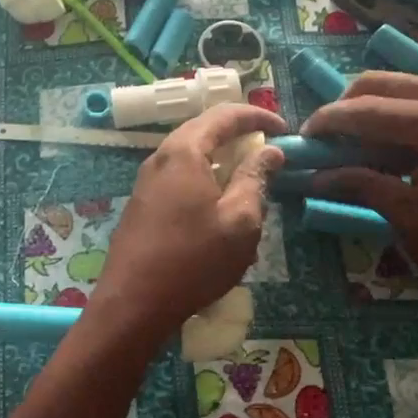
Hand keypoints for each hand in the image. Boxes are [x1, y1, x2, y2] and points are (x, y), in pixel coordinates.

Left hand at [90, 102, 287, 336]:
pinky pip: (178, 175)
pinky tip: (217, 201)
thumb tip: (269, 151)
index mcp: (184, 152)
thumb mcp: (240, 221)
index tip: (284, 130)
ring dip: (219, 157)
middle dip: (237, 133)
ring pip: (189, 154)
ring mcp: (146, 181)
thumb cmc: (193, 259)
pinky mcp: (142, 203)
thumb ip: (255, 179)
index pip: (223, 115)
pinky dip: (202, 175)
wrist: (133, 301)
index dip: (257, 117)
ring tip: (247, 174)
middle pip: (202, 130)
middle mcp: (159, 157)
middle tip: (268, 148)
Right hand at [303, 72, 417, 288]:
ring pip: (398, 84)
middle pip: (375, 82)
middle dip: (344, 108)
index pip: (361, 110)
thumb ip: (362, 187)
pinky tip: (393, 143)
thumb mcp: (415, 217)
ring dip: (370, 107)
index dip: (325, 122)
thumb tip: (315, 179)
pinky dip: (397, 110)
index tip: (302, 139)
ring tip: (358, 145)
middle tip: (327, 141)